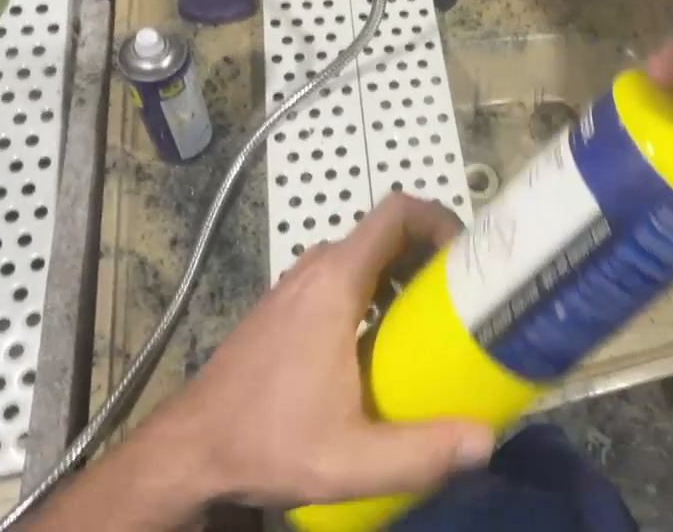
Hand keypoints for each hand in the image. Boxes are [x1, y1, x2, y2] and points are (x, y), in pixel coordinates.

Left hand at [110, 194, 495, 519]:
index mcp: (336, 281)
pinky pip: (346, 276)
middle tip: (464, 294)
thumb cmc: (264, 441)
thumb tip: (486, 439)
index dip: (439, 219)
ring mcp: (298, 284)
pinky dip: (379, 288)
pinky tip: (387, 340)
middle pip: (387, 233)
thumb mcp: (347, 460)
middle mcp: (317, 268)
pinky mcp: (288, 304)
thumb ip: (419, 452)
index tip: (467, 257)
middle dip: (432, 253)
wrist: (186, 450)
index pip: (396, 212)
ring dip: (406, 272)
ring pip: (367, 255)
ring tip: (436, 318)